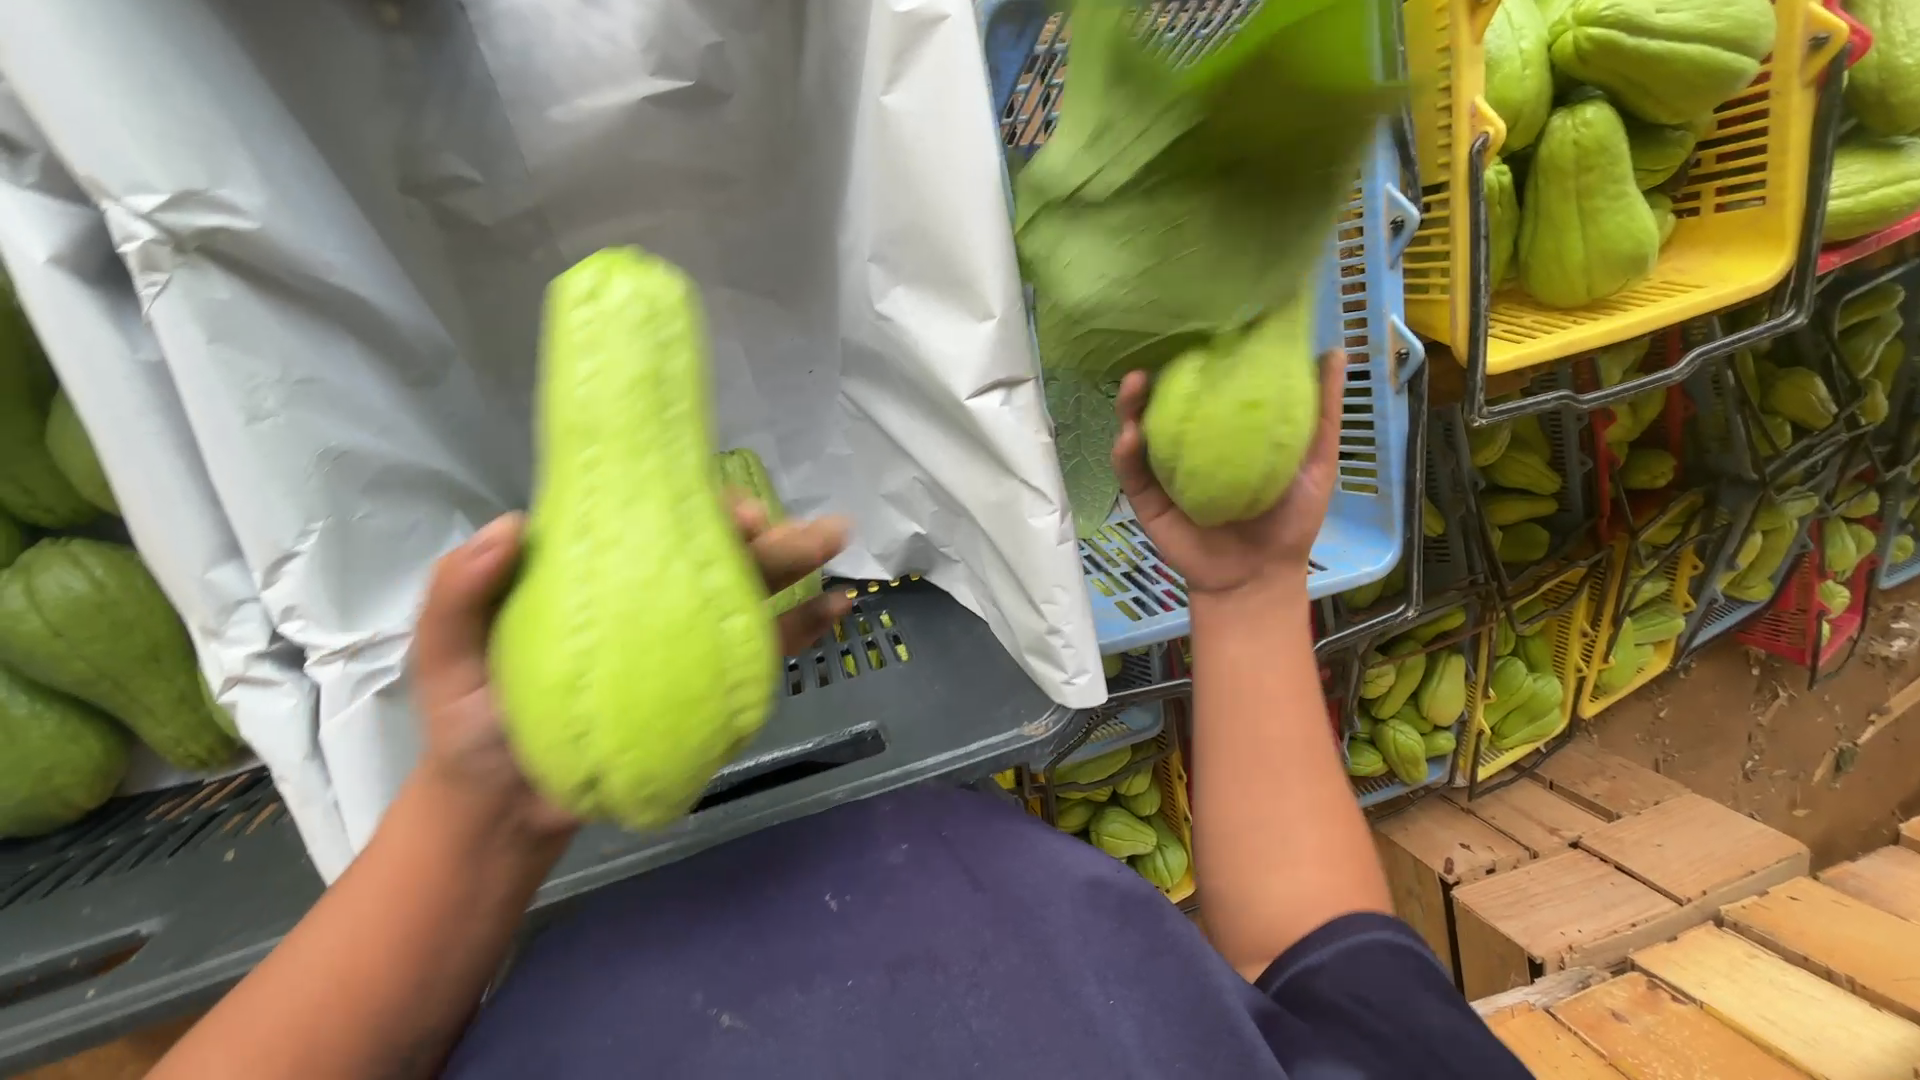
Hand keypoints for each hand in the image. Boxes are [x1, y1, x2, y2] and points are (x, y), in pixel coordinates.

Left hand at [408, 504, 853, 841]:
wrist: (502, 806)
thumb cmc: (475, 722)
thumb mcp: (445, 656)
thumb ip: (460, 592)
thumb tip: (515, 525)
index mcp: (600, 572)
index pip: (656, 523)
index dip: (694, 505)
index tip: (725, 507)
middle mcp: (652, 596)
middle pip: (718, 553)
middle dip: (767, 532)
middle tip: (809, 525)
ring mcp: (686, 642)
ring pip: (752, 592)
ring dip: (798, 563)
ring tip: (837, 538)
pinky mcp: (708, 687)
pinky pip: (764, 652)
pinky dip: (804, 626)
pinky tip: (839, 606)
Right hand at [1110, 351, 1346, 599]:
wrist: (1259, 576)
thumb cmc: (1290, 519)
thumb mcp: (1316, 460)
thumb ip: (1321, 411)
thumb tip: (1334, 350)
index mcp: (1224, 431)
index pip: (1206, 385)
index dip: (1197, 356)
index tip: (1198, 325)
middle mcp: (1189, 444)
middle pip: (1164, 401)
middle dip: (1155, 374)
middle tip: (1155, 350)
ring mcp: (1163, 470)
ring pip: (1138, 429)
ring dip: (1130, 404)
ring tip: (1134, 382)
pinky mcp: (1145, 498)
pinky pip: (1130, 470)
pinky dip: (1124, 451)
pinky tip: (1129, 435)